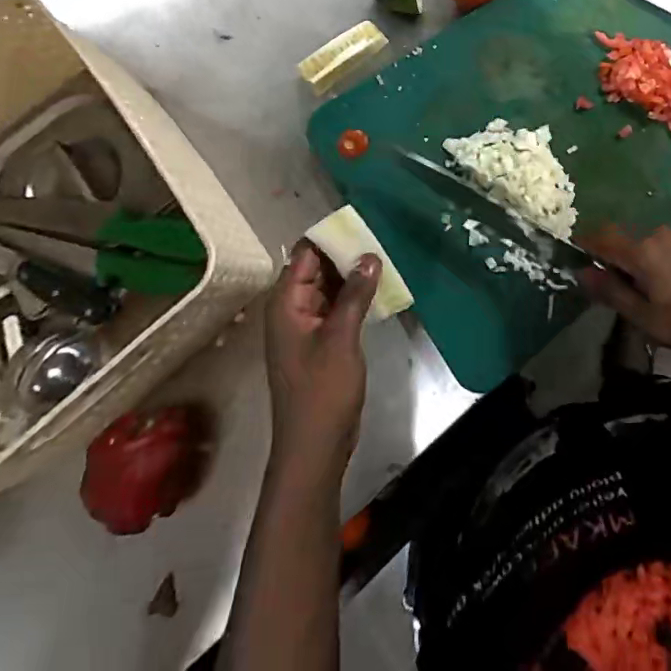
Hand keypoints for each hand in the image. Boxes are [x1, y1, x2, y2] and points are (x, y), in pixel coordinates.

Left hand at [262, 241, 379, 472]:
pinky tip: (379, 291)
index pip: (305, 255)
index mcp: (286, 303)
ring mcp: (305, 327)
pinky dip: (353, 298)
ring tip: (385, 259)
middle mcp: (291, 309)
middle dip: (346, 254)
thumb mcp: (341, 338)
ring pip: (328, 288)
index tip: (362, 224)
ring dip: (352, 276)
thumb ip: (355, 294)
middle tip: (381, 239)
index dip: (331, 238)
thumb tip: (370, 256)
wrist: (314, 446)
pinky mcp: (320, 343)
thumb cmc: (322, 391)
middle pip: (316, 269)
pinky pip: (335, 309)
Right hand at [579, 227, 670, 362]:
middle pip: (616, 236)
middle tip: (599, 286)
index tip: (569, 264)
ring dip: (624, 259)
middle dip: (603, 256)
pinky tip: (650, 284)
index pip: (597, 237)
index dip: (580, 248)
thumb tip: (580, 272)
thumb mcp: (646, 318)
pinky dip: (642, 259)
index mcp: (640, 248)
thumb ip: (611, 292)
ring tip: (626, 290)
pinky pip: (653, 244)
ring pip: (636, 241)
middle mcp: (654, 233)